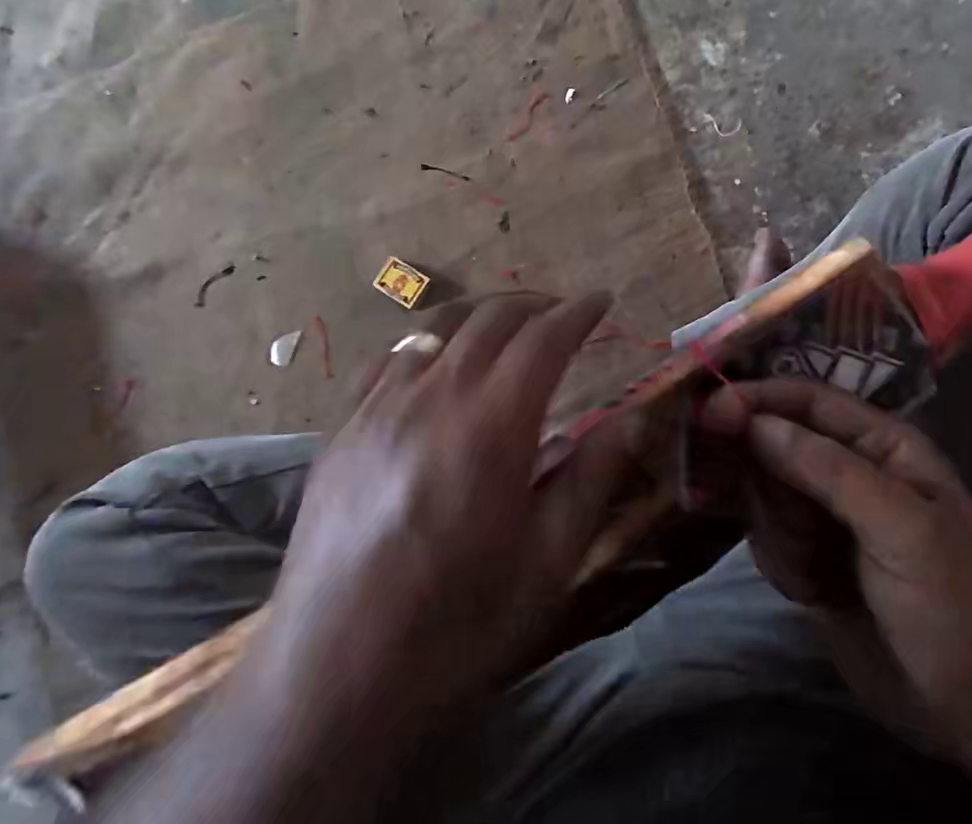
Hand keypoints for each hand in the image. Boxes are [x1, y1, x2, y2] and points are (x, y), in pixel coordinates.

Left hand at [255, 292, 644, 711]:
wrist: (337, 671)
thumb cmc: (458, 625)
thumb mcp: (548, 560)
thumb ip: (592, 476)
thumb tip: (634, 417)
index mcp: (491, 424)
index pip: (544, 338)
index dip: (578, 312)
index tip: (601, 301)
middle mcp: (431, 395)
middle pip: (489, 319)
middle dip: (533, 305)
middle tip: (561, 314)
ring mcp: (376, 407)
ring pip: (434, 330)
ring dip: (479, 319)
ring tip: (504, 332)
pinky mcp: (339, 428)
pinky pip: (387, 362)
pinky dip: (424, 347)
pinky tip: (432, 367)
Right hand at [698, 380, 971, 760]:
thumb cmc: (958, 612)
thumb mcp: (905, 532)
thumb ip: (829, 470)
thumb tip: (754, 422)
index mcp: (885, 447)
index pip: (808, 400)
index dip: (757, 399)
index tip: (709, 413)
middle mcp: (849, 471)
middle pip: (773, 442)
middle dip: (766, 481)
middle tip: (790, 527)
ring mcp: (824, 515)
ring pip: (762, 493)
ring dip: (778, 532)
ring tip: (816, 571)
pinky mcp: (805, 556)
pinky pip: (763, 536)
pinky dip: (778, 562)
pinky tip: (813, 592)